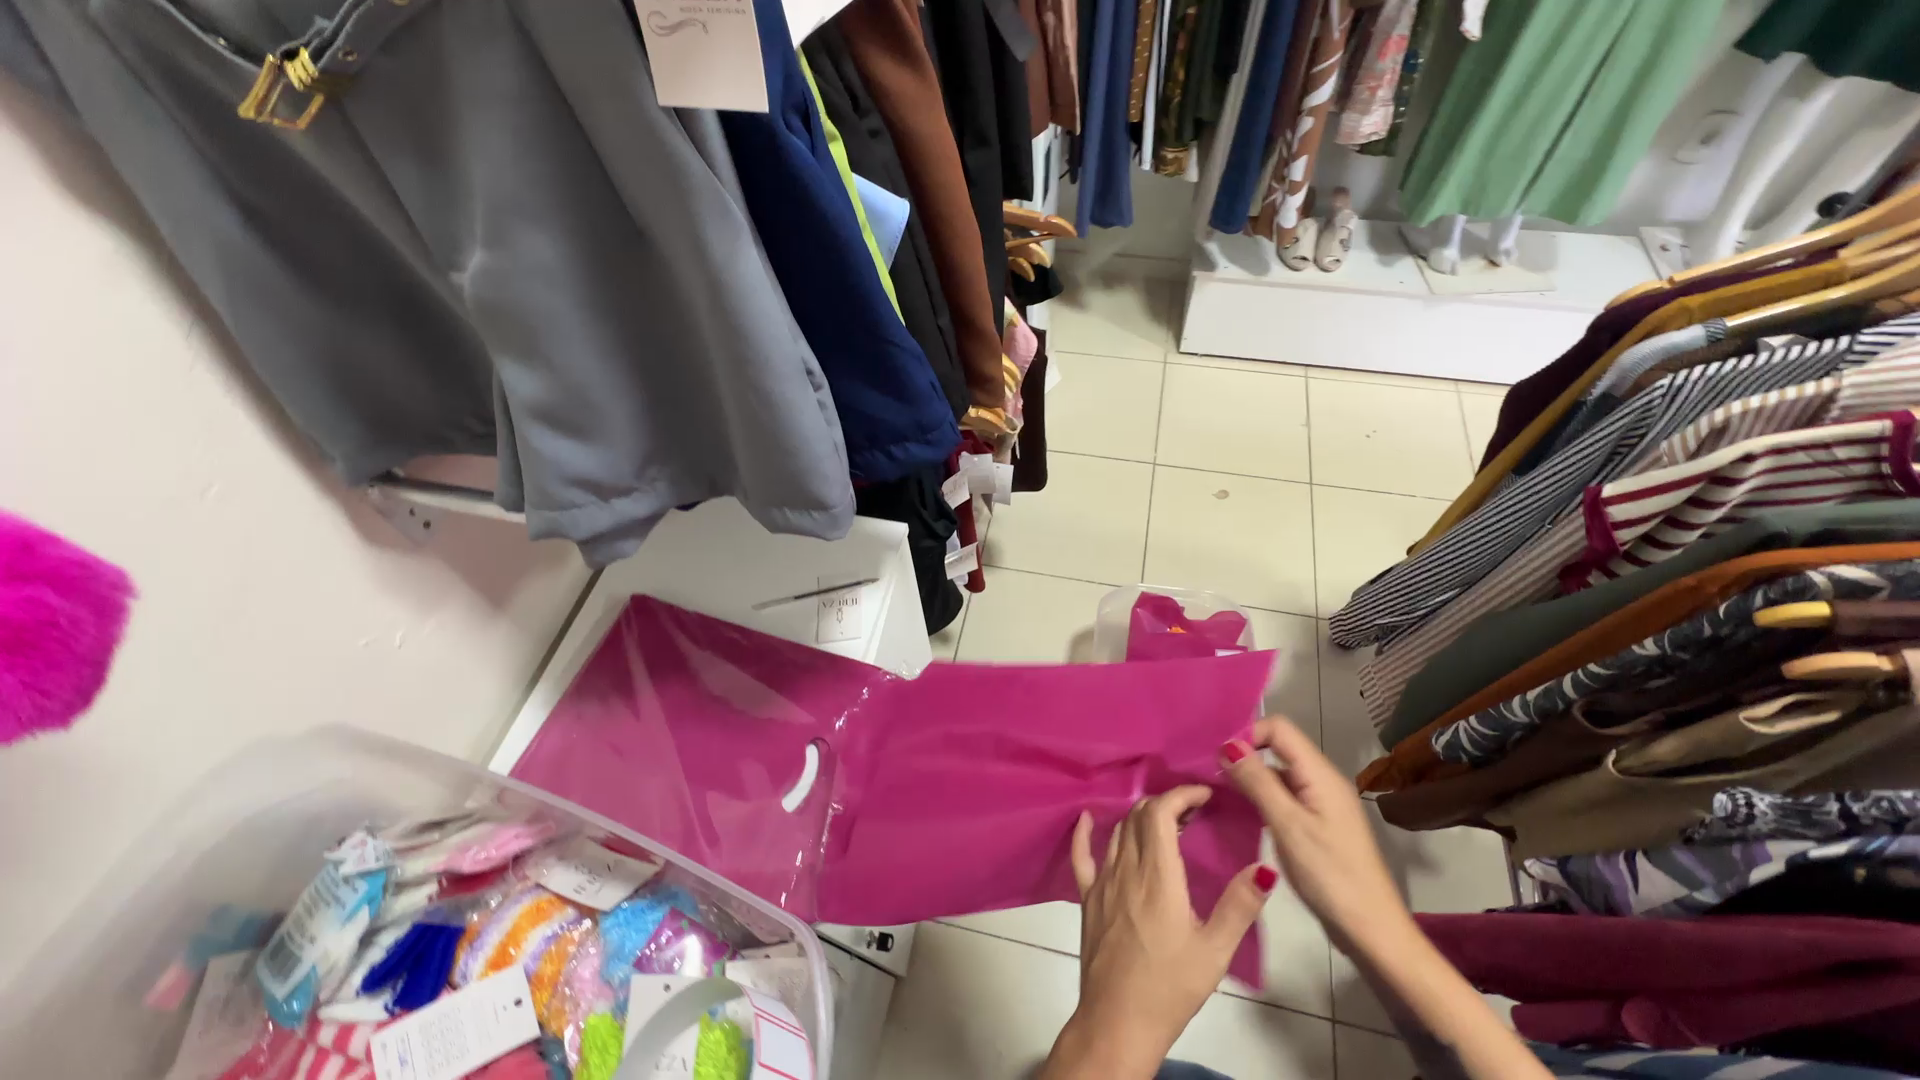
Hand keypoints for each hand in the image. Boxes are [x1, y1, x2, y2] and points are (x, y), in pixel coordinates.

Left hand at [1040, 788, 1275, 1079]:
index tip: (1204, 795)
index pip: (1160, 813)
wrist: (1118, 1020)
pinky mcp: (1087, 899)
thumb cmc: (1170, 986)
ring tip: (1167, 825)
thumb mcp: (1215, 950)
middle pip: (1139, 816)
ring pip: (1118, 832)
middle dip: (1167, 804)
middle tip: (1195, 814)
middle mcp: (1125, 870)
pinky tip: (1087, 819)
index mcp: (1157, 876)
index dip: (1181, 794)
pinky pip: (1081, 856)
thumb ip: (1239, 906)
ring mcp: (1102, 883)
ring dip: (1141, 819)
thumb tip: (1264, 867)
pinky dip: (1085, 833)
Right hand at [1220, 717, 1413, 956]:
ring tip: (1218, 795)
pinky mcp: (1317, 825)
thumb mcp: (1288, 826)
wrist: (1371, 929)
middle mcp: (1321, 781)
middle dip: (1244, 755)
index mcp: (1320, 774)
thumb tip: (1227, 744)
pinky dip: (1260, 799)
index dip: (1247, 734)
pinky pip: (1283, 797)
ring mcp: (1320, 804)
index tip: (1217, 759)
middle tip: (1210, 777)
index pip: (1279, 728)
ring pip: (1278, 774)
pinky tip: (1241, 816)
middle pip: (1278, 748)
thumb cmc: (1330, 875)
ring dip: (1250, 778)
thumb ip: (1258, 782)